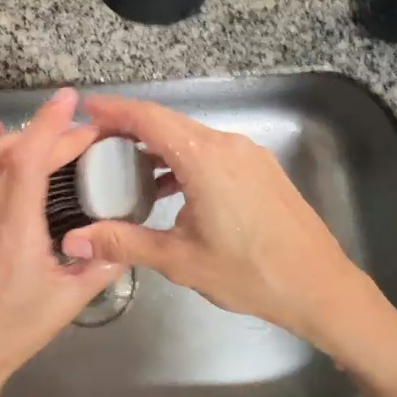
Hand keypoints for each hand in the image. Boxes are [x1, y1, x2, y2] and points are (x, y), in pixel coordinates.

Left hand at [0, 88, 125, 396]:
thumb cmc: (12, 331)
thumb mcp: (67, 301)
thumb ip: (101, 262)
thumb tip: (126, 236)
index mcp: (11, 229)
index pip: (29, 158)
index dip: (51, 124)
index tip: (70, 101)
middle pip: (9, 150)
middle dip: (46, 134)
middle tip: (76, 137)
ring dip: (13, 138)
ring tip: (40, 139)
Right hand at [60, 95, 369, 344]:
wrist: (321, 288)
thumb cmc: (250, 273)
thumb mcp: (180, 260)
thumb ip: (124, 243)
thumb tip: (75, 239)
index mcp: (204, 158)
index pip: (149, 119)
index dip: (114, 109)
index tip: (86, 108)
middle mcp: (227, 145)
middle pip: (168, 122)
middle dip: (129, 126)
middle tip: (94, 137)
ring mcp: (248, 155)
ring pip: (191, 136)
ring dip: (157, 144)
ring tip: (123, 163)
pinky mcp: (261, 169)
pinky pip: (211, 151)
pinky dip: (182, 158)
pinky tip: (167, 186)